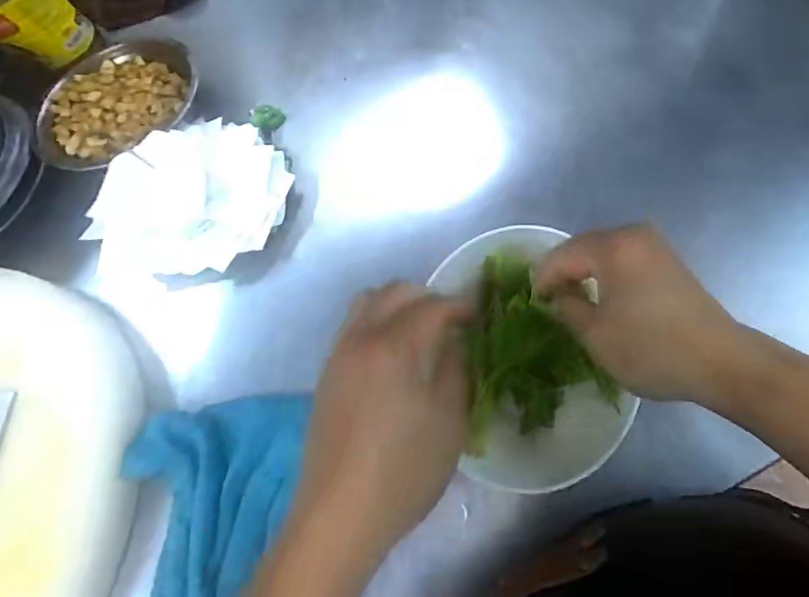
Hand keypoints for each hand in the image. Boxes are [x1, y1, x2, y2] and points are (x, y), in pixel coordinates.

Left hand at [285, 283, 471, 569]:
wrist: (338, 518)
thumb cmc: (403, 470)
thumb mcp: (450, 421)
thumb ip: (458, 369)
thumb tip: (456, 343)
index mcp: (395, 345)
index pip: (434, 305)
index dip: (461, 306)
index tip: (481, 316)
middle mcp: (362, 338)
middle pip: (396, 291)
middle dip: (429, 298)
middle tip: (452, 322)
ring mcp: (339, 354)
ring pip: (368, 302)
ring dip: (398, 304)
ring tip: (421, 332)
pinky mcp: (327, 374)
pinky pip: (353, 325)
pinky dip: (377, 321)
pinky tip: (393, 355)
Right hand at [535, 223, 750, 406]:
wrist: (720, 359)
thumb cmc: (652, 348)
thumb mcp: (598, 336)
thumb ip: (569, 309)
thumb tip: (559, 297)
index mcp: (612, 246)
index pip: (562, 255)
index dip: (544, 279)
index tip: (534, 305)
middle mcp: (633, 234)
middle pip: (584, 246)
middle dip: (564, 270)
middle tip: (551, 301)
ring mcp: (654, 244)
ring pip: (605, 250)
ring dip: (587, 270)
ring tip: (576, 300)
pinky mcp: (668, 258)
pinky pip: (625, 256)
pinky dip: (609, 271)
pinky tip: (606, 295)